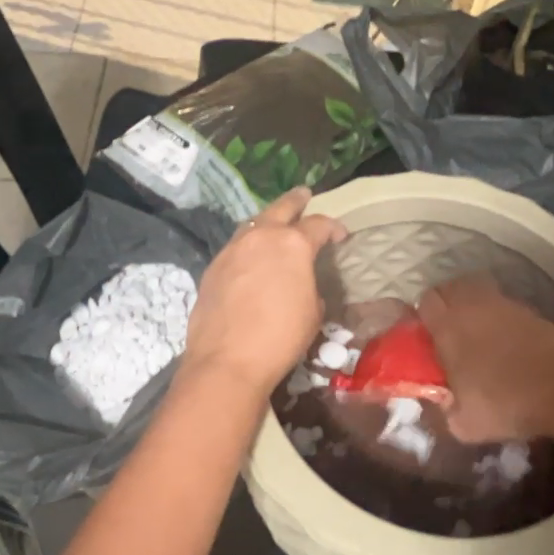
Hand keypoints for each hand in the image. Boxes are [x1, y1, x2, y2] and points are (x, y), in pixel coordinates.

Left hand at [182, 188, 345, 397]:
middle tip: (304, 194)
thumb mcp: (312, 313)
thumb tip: (301, 285)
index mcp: (293, 244)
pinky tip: (251, 257)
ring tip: (274, 224)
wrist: (227, 360)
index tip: (340, 234)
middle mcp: (261, 237)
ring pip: (253, 224)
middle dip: (296, 201)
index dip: (333, 228)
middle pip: (281, 208)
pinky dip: (248, 245)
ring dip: (267, 221)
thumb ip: (310, 288)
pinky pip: (236, 247)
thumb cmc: (281, 337)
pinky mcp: (213, 267)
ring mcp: (232, 250)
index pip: (319, 225)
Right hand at [417, 274, 553, 442]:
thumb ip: (440, 410)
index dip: (421, 316)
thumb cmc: (506, 404)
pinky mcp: (530, 312)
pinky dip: (498, 316)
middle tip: (447, 333)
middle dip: (444, 305)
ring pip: (478, 292)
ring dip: (472, 306)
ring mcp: (505, 305)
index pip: (425, 301)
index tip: (425, 338)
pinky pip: (503, 305)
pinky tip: (504, 341)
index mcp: (449, 327)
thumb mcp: (463, 424)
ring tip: (476, 335)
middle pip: (450, 287)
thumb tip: (436, 403)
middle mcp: (473, 306)